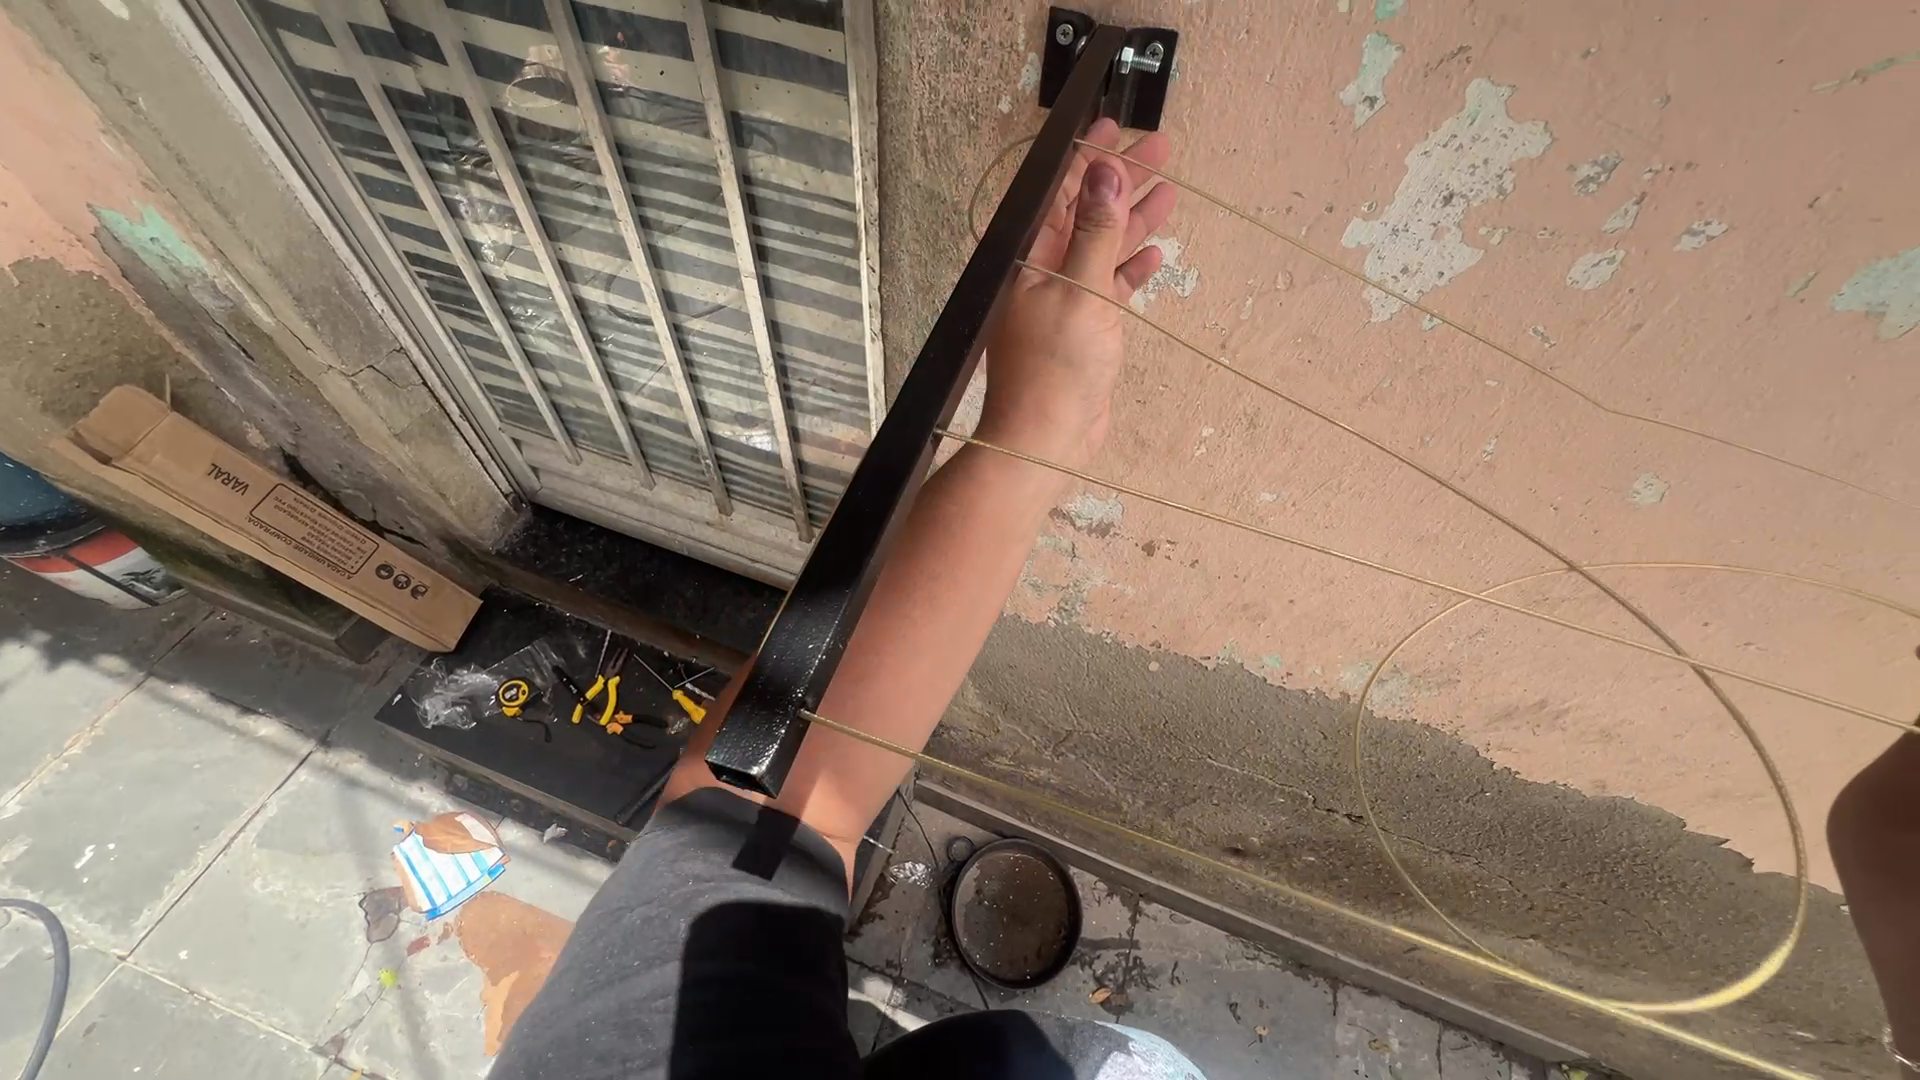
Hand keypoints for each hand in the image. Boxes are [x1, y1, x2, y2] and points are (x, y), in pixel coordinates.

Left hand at [975, 118, 1177, 469]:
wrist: (1047, 437)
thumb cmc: (1054, 367)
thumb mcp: (1079, 289)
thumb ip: (1095, 231)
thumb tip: (1105, 172)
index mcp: (1027, 258)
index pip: (1057, 194)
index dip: (1087, 159)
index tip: (1116, 128)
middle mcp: (1041, 274)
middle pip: (1085, 215)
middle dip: (1121, 183)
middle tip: (1161, 150)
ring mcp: (1064, 302)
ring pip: (1102, 250)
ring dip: (1133, 223)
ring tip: (1170, 192)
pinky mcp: (1084, 330)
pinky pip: (1109, 288)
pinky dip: (1130, 271)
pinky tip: (1156, 253)